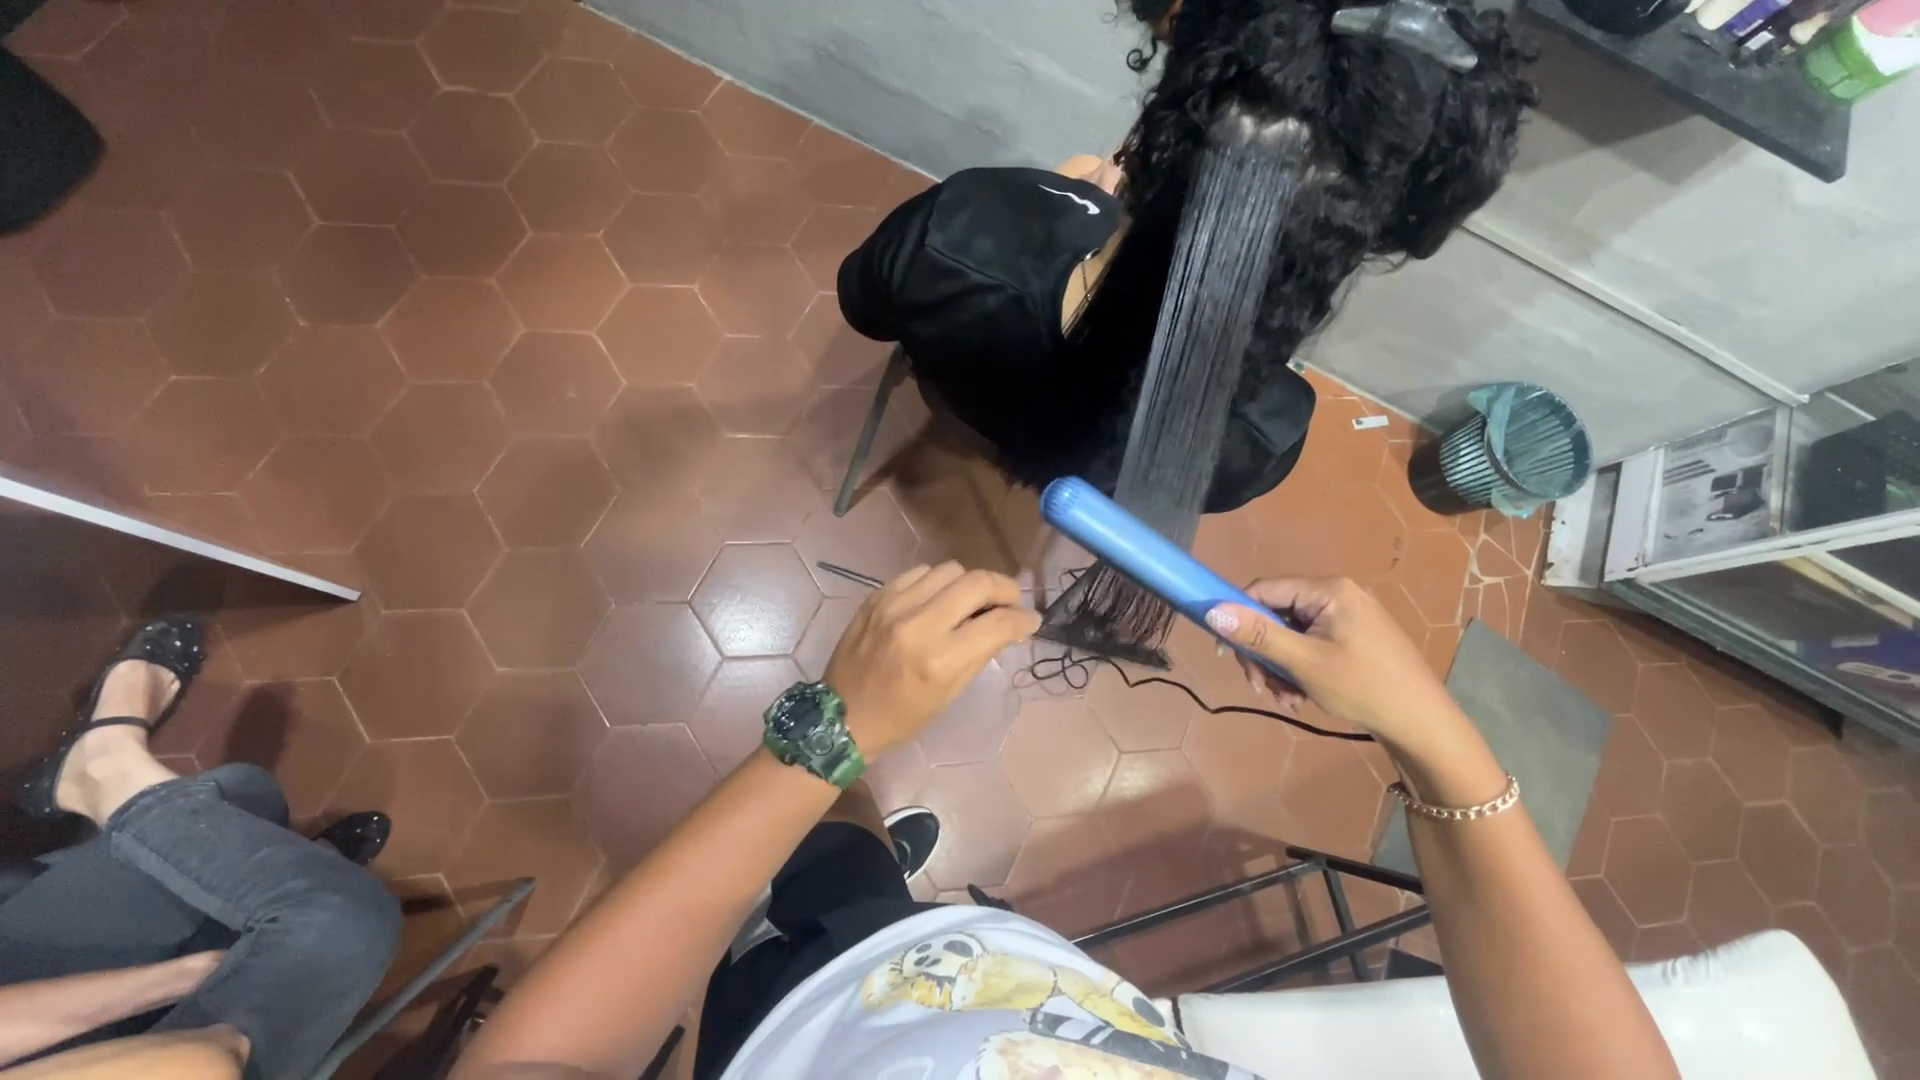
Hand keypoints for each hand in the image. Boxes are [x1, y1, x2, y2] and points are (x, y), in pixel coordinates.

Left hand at [825, 563, 1040, 757]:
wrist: (842, 715)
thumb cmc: (902, 716)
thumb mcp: (950, 693)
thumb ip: (981, 652)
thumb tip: (1011, 623)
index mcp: (940, 660)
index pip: (997, 622)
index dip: (1023, 618)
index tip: (1031, 620)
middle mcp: (918, 625)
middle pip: (977, 582)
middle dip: (1004, 588)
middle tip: (1009, 602)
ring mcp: (894, 605)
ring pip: (950, 569)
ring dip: (970, 583)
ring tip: (972, 601)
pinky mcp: (877, 596)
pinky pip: (919, 572)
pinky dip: (937, 582)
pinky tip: (938, 599)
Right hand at [1205, 577, 1457, 746]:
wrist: (1423, 723)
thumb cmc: (1363, 687)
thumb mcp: (1304, 662)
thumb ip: (1258, 635)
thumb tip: (1212, 611)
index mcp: (1328, 591)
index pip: (1263, 591)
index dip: (1238, 618)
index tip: (1226, 654)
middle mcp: (1336, 595)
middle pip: (1275, 615)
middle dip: (1263, 653)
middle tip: (1260, 687)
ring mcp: (1347, 617)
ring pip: (1290, 635)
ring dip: (1279, 668)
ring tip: (1287, 699)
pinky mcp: (1352, 638)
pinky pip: (1309, 646)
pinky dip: (1298, 670)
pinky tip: (1300, 697)